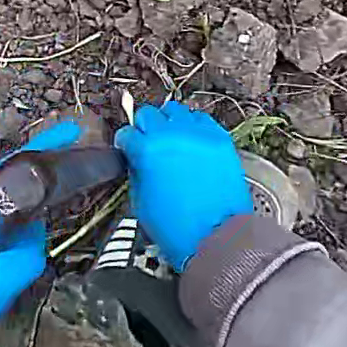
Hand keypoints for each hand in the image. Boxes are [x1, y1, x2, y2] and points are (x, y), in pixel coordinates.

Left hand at [0, 122, 78, 346]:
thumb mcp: (0, 279)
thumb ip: (32, 247)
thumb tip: (36, 232)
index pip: (9, 165)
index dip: (46, 147)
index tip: (73, 129)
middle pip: (0, 192)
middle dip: (25, 211)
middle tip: (51, 223)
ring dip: (6, 239)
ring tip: (9, 272)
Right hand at [114, 101, 251, 269]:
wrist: (216, 236)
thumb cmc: (179, 228)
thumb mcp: (141, 202)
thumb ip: (136, 172)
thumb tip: (136, 159)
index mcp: (148, 151)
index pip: (128, 132)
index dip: (126, 142)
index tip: (129, 146)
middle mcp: (173, 135)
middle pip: (150, 113)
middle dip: (145, 127)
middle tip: (148, 142)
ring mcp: (198, 134)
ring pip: (176, 110)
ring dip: (170, 123)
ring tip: (172, 140)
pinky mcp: (219, 138)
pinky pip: (201, 120)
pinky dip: (194, 127)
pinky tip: (192, 142)